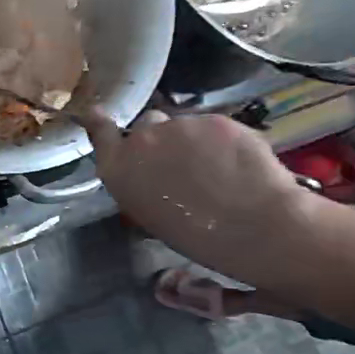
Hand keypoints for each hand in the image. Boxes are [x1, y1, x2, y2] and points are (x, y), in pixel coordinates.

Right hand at [86, 112, 327, 285]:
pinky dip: (222, 140)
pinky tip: (238, 163)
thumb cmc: (198, 238)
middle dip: (160, 139)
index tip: (98, 114)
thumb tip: (152, 175)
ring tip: (218, 170)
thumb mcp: (152, 216)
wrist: (256, 228)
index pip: (101, 132)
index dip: (101, 122)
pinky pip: (213, 126)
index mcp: (119, 170)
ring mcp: (179, 125)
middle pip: (147, 126)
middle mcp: (142, 140)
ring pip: (184, 126)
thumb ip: (142, 184)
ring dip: (194, 140)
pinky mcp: (215, 119)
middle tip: (183, 166)